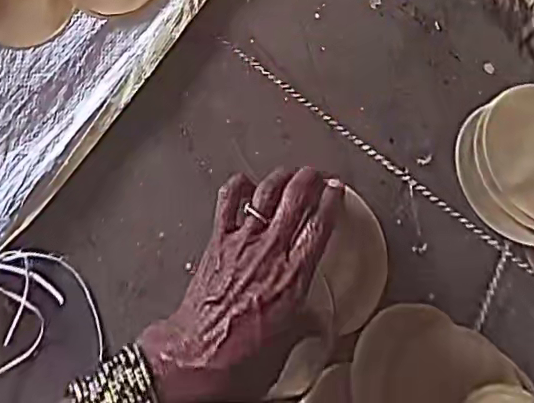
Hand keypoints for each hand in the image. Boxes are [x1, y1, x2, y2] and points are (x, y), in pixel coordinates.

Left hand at [137, 168, 343, 402]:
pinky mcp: (219, 238)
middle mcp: (271, 250)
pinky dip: (239, 184)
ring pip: (268, 190)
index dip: (333, 200)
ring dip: (282, 176)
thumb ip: (306, 324)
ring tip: (290, 172)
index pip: (321, 224)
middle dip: (311, 178)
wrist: (196, 360)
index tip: (337, 191)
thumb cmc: (238, 361)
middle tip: (317, 174)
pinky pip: (229, 198)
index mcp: (293, 275)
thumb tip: (318, 323)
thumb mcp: (286, 345)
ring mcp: (244, 240)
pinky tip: (247, 182)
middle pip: (298, 195)